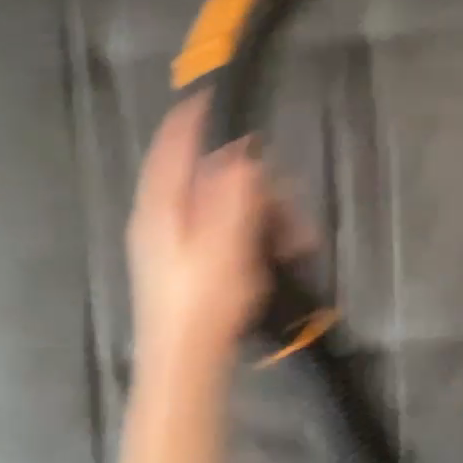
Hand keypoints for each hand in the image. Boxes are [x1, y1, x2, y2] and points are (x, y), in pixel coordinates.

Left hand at [125, 96, 305, 366]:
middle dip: (260, 186)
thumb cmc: (204, 302)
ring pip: (228, 206)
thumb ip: (234, 194)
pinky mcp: (191, 262)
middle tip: (291, 207)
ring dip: (268, 215)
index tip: (214, 97)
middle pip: (215, 178)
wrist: (184, 365)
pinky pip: (227, 231)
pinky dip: (256, 235)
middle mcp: (164, 217)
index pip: (172, 147)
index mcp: (163, 207)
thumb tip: (242, 152)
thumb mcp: (226, 243)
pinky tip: (282, 253)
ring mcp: (176, 241)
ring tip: (299, 241)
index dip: (192, 119)